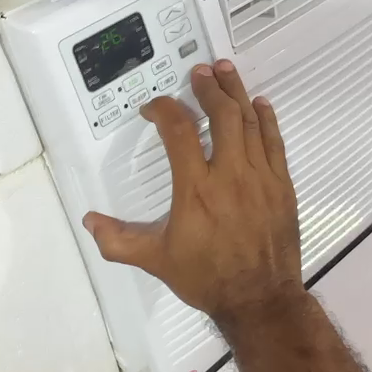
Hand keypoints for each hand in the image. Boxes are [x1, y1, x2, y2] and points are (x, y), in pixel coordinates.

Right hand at [82, 59, 304, 328]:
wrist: (260, 300)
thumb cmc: (207, 278)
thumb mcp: (156, 261)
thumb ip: (119, 240)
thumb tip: (89, 220)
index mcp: (196, 189)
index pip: (179, 131)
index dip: (164, 109)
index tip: (154, 108)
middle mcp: (230, 175)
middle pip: (222, 115)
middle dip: (209, 88)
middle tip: (199, 72)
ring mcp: (261, 177)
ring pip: (250, 122)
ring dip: (236, 93)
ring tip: (225, 71)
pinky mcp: (281, 185)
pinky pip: (275, 142)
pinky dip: (267, 119)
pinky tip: (259, 104)